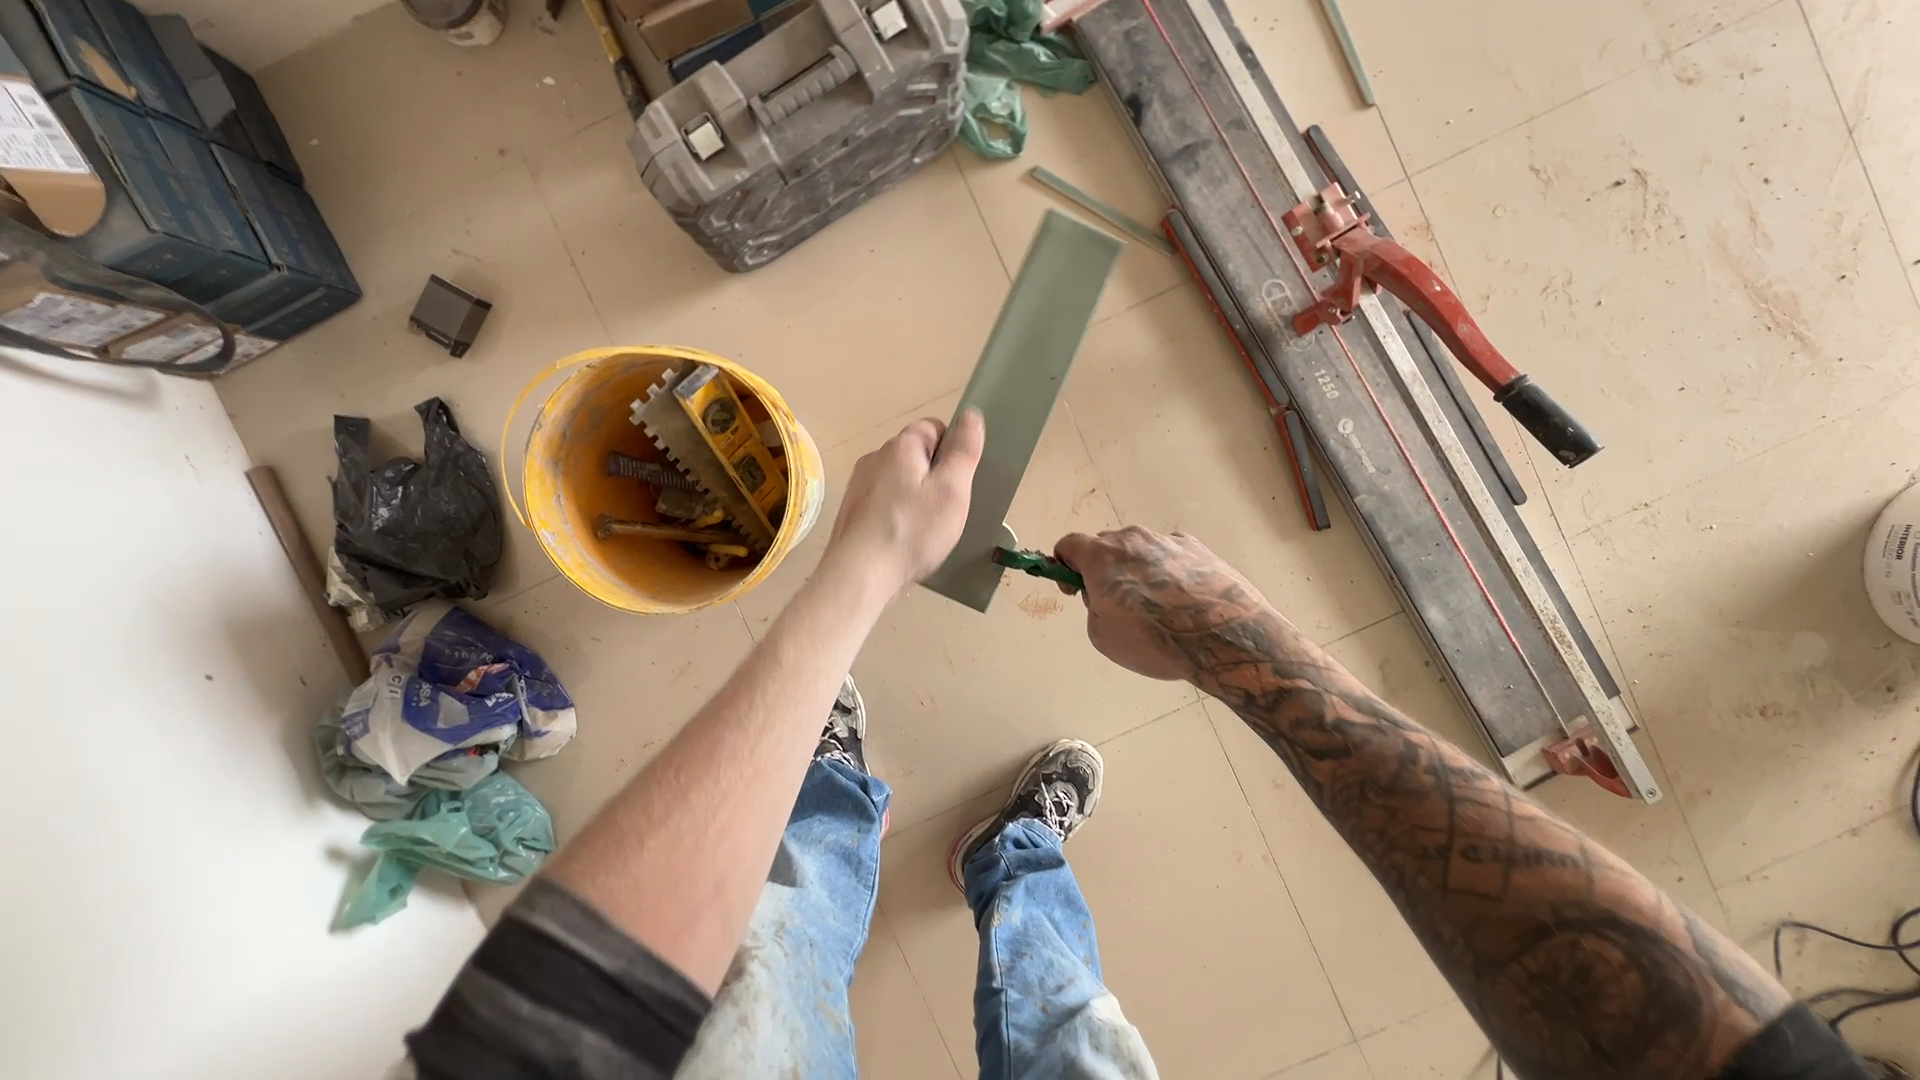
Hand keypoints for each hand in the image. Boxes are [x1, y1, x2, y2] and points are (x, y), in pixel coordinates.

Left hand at [825, 410, 984, 593]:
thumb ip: (963, 451)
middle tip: (947, 509)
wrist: (860, 574)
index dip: (952, 451)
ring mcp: (858, 486)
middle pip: (915, 456)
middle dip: (934, 477)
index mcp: (900, 446)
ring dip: (915, 498)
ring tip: (925, 530)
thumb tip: (971, 415)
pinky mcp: (851, 512)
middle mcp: (874, 459)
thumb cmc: (912, 530)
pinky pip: (883, 504)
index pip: (934, 428)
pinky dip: (897, 516)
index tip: (959, 482)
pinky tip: (903, 541)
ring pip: (898, 482)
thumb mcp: (951, 489)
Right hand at [1054, 527, 1275, 680]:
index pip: (1069, 545)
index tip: (1074, 587)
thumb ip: (1093, 606)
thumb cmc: (1153, 640)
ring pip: (1141, 550)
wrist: (1224, 637)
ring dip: (1138, 570)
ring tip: (1158, 607)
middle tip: (1116, 604)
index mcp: (1101, 556)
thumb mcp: (1102, 636)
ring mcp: (1168, 540)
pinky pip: (1171, 556)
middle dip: (1103, 569)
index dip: (1065, 565)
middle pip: (1106, 546)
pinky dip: (1169, 572)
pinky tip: (1184, 601)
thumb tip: (1103, 595)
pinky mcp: (1199, 549)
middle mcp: (1133, 538)